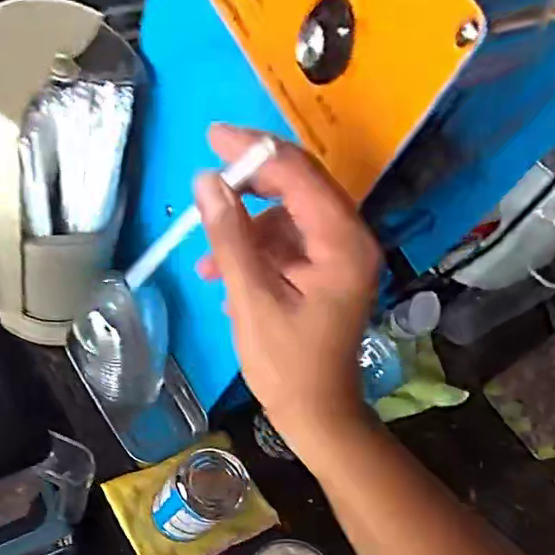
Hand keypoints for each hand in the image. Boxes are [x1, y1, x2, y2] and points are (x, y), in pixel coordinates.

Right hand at [195, 123, 383, 449]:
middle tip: (204, 193)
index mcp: (342, 242)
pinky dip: (258, 260)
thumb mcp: (252, 300)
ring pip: (287, 224)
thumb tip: (207, 182)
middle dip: (246, 195)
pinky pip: (289, 251)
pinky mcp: (328, 279)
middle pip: (296, 193)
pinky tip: (228, 282)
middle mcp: (350, 241)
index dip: (254, 152)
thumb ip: (230, 238)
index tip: (213, 137)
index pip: (298, 174)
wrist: (316, 417)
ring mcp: (340, 261)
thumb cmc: (287, 367)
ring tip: (208, 268)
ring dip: (245, 238)